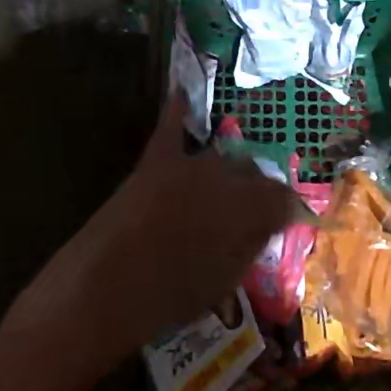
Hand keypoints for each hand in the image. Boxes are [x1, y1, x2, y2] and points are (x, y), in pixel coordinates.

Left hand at [23, 96, 299, 363]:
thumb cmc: (168, 299)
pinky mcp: (152, 164)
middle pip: (252, 174)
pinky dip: (178, 112)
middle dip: (258, 194)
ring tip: (224, 196)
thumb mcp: (224, 281)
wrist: (100, 291)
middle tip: (252, 219)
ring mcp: (185, 165)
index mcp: (248, 209)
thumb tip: (269, 224)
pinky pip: (169, 129)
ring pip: (220, 159)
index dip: (289, 213)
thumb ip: (251, 244)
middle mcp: (223, 176)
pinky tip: (182, 92)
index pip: (283, 198)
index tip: (290, 224)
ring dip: (227, 175)